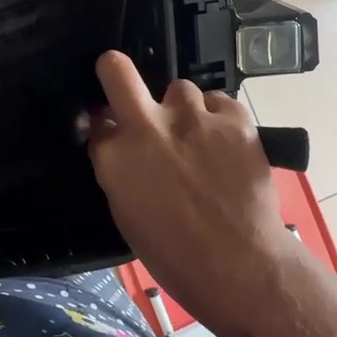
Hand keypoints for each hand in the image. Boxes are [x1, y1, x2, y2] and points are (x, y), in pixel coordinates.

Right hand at [86, 52, 301, 329]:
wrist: (239, 266)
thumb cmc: (173, 253)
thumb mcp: (124, 211)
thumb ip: (118, 167)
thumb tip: (119, 145)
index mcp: (112, 154)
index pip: (97, 120)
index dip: (107, 125)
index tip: (116, 132)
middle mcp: (145, 125)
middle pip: (117, 69)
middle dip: (116, 71)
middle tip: (125, 82)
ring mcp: (191, 118)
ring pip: (180, 89)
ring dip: (185, 110)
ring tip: (200, 137)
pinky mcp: (233, 118)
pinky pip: (219, 102)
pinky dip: (220, 118)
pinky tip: (227, 144)